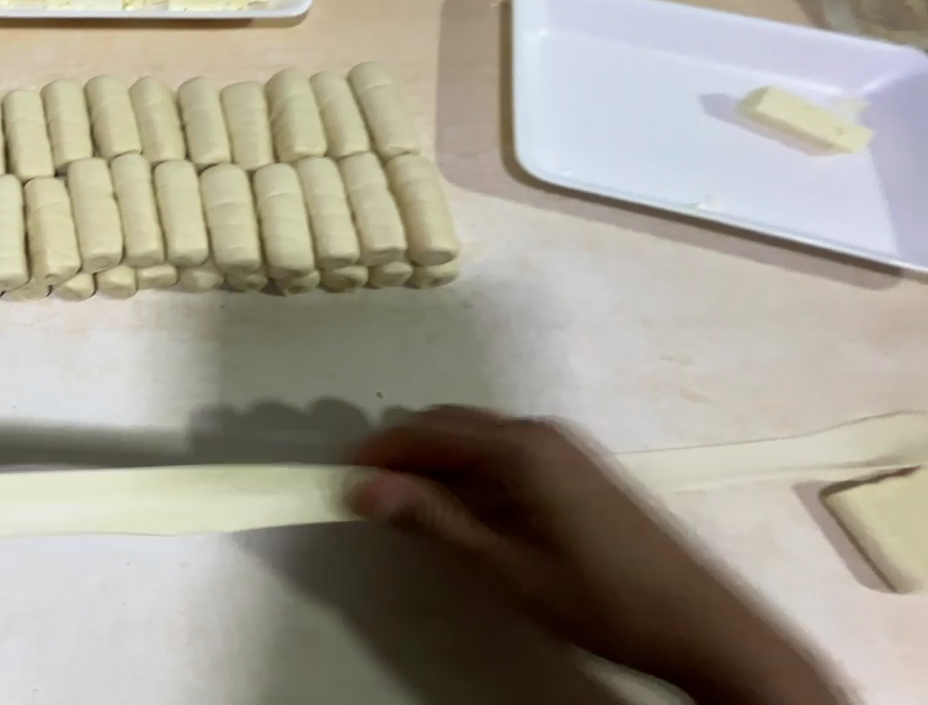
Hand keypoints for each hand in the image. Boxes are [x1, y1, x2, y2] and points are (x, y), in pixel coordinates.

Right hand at [348, 407, 843, 704]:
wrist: (713, 634)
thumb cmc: (601, 599)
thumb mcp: (504, 566)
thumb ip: (431, 518)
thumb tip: (360, 488)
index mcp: (517, 448)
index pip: (423, 431)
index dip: (378, 451)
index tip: (344, 476)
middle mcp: (536, 431)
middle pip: (444, 423)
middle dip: (403, 452)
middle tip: (374, 492)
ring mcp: (560, 445)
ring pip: (471, 434)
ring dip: (434, 458)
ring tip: (413, 502)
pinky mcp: (575, 464)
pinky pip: (499, 446)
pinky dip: (466, 465)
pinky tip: (466, 504)